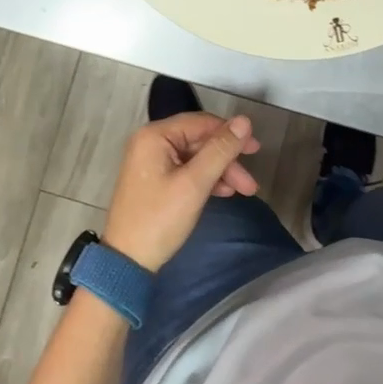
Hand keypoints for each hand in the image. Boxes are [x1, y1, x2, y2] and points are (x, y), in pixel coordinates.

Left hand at [102, 112, 260, 271]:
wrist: (126, 262)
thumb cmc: (160, 219)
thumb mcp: (194, 184)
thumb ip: (220, 150)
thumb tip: (245, 121)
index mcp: (155, 135)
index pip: (201, 123)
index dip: (230, 133)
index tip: (256, 148)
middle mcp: (151, 142)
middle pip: (198, 141)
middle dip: (227, 159)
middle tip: (251, 180)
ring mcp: (151, 162)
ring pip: (195, 157)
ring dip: (220, 171)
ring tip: (244, 191)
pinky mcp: (154, 180)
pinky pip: (186, 170)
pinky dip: (205, 180)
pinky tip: (223, 192)